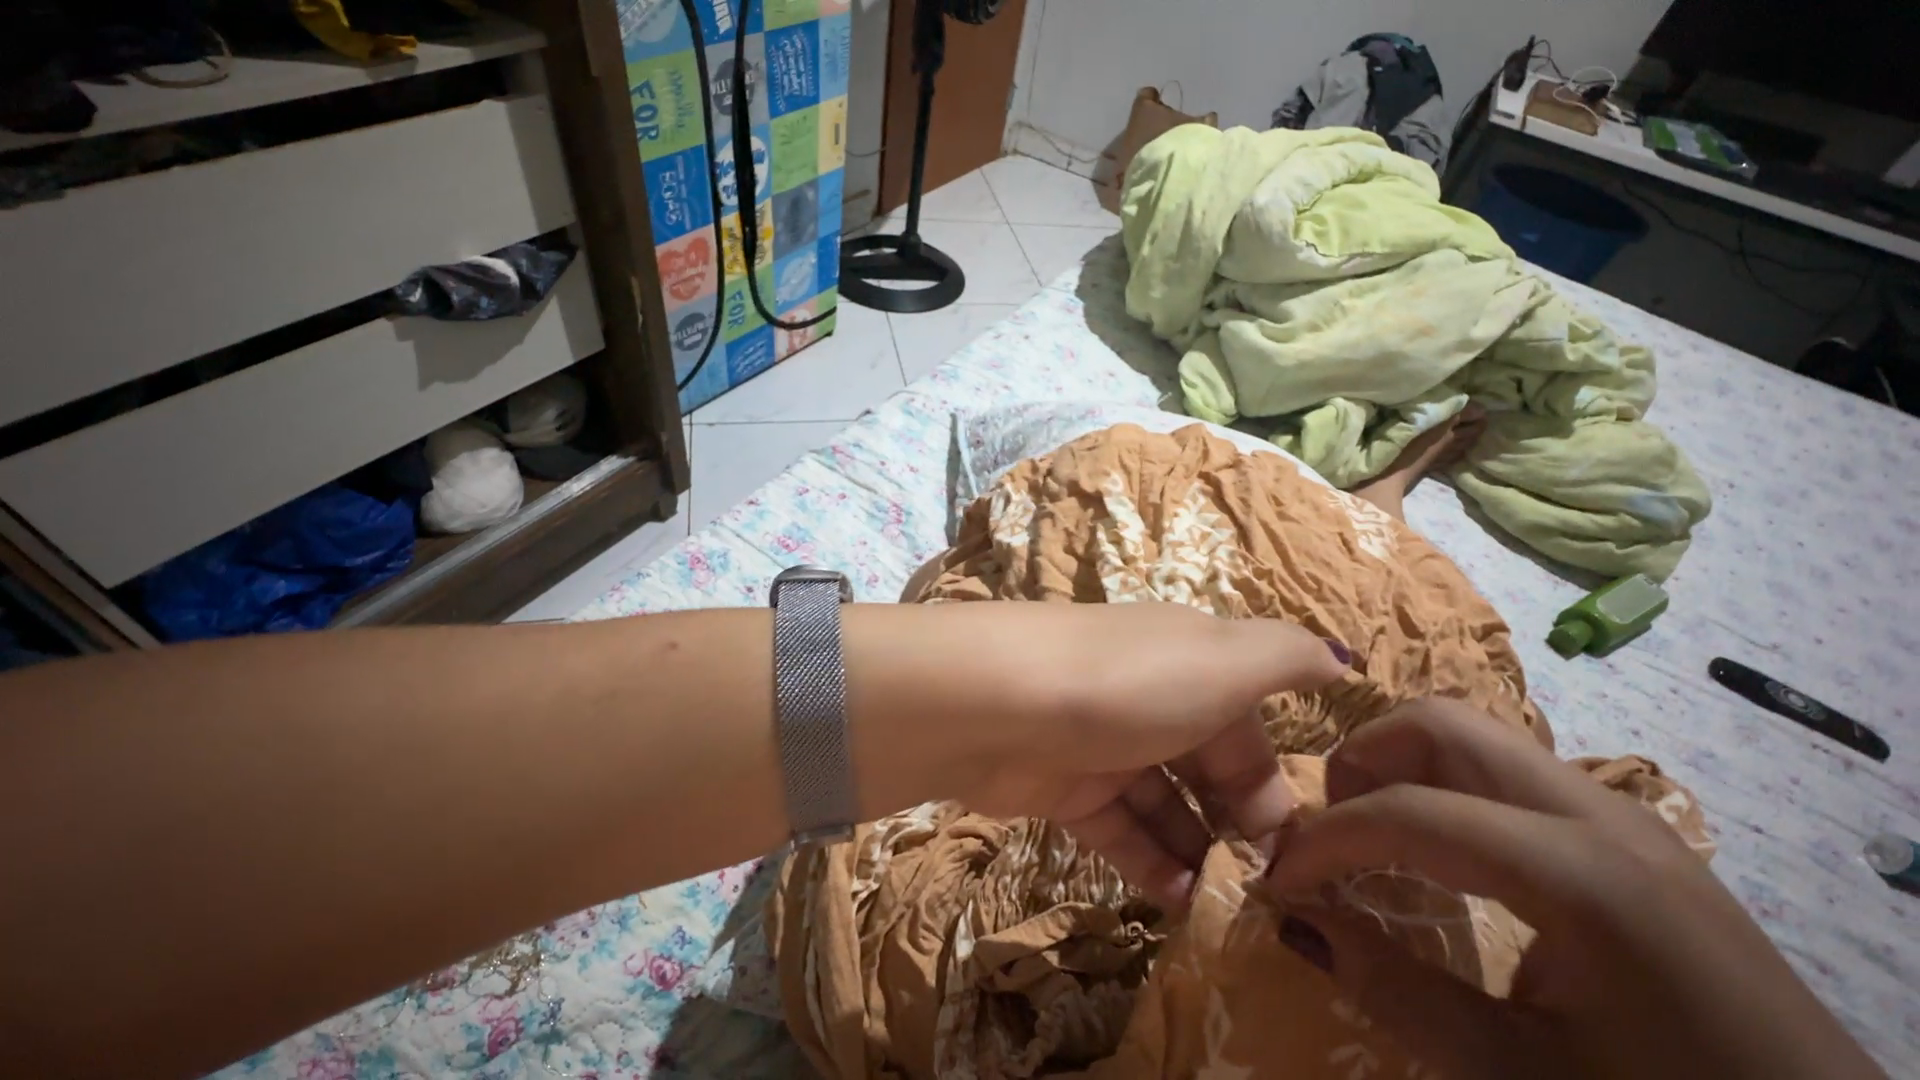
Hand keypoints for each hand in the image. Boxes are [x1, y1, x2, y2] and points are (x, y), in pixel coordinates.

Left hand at [844, 602, 1349, 909]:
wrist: (993, 703)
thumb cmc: (1127, 682)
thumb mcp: (1225, 657)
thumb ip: (1288, 659)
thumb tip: (1343, 662)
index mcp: (1192, 663)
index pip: (1250, 733)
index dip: (1275, 789)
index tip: (1300, 854)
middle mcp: (1151, 701)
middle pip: (1208, 772)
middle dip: (1237, 829)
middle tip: (1263, 895)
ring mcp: (1104, 747)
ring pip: (1165, 807)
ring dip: (1196, 853)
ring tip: (1225, 910)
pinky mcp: (1063, 789)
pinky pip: (1119, 830)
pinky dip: (1148, 861)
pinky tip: (1176, 898)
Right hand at [1263, 698, 1884, 1079]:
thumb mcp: (1519, 1074)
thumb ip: (1397, 991)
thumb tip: (1296, 924)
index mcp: (1579, 872)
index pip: (1411, 812)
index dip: (1324, 840)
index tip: (1278, 881)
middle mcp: (1597, 811)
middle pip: (1442, 723)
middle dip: (1360, 761)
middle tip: (1328, 834)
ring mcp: (1617, 810)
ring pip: (1475, 733)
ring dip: (1400, 765)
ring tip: (1370, 838)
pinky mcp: (1625, 827)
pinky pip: (1507, 770)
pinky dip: (1443, 786)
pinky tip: (1438, 854)